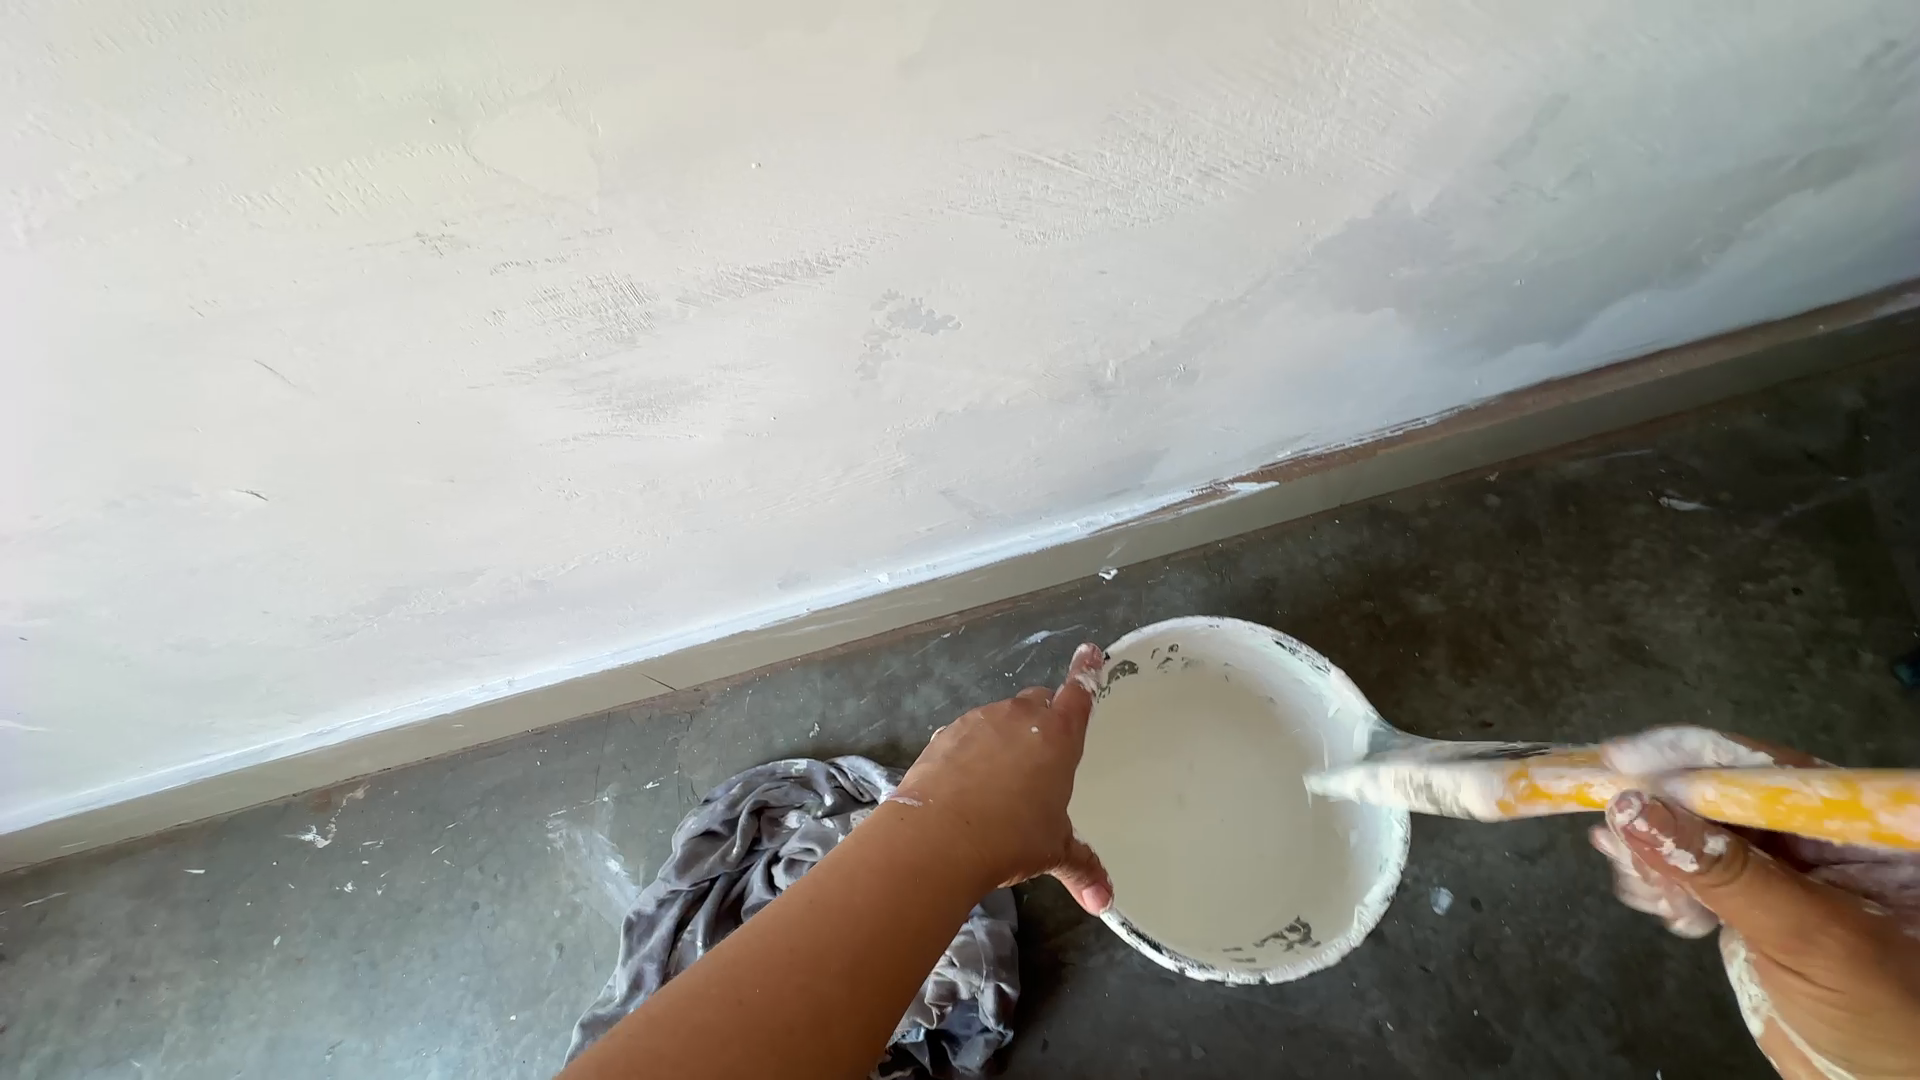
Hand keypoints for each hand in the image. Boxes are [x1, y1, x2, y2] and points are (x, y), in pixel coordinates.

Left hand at [889, 642, 1112, 915]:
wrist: (937, 835)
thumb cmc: (1010, 837)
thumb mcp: (1052, 851)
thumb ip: (1081, 867)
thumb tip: (1104, 902)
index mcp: (1057, 736)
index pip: (1078, 693)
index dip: (1086, 672)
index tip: (1089, 651)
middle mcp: (1018, 717)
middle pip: (1037, 701)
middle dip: (1042, 717)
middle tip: (1042, 751)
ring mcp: (977, 722)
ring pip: (999, 717)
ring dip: (1004, 736)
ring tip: (1000, 780)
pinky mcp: (944, 735)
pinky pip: (966, 734)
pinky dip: (971, 750)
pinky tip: (966, 784)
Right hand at [1590, 727, 1919, 1079]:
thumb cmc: (1890, 1023)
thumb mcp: (1812, 941)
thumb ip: (1726, 872)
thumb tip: (1629, 807)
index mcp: (1861, 829)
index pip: (1760, 767)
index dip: (1685, 758)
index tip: (1616, 763)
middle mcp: (1818, 833)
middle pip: (1708, 791)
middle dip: (1655, 815)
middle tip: (1620, 845)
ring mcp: (1780, 862)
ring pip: (1682, 825)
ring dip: (1649, 853)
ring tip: (1653, 896)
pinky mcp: (1744, 889)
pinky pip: (1677, 859)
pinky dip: (1654, 877)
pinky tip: (1665, 909)